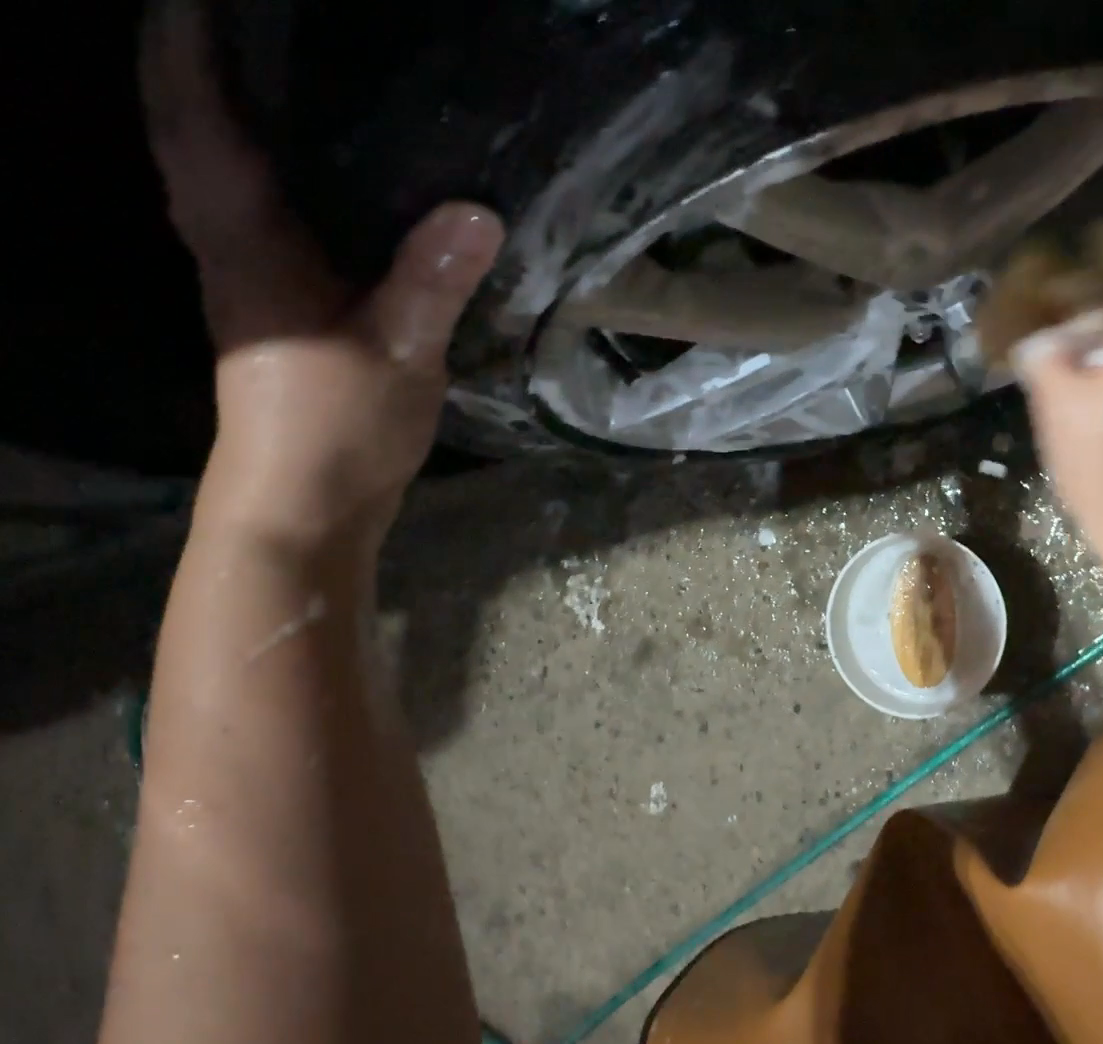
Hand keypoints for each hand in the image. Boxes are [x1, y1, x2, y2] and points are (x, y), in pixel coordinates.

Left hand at [142, 0, 503, 553]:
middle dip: (213, 73)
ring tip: (300, 79)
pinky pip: (270, 213)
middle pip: (201, 138)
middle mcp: (234, 248)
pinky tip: (340, 176)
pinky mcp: (284, 306)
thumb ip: (433, 280)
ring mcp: (254, 279)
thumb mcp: (398, 353)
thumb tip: (479, 211)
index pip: (199, 128)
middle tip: (266, 30)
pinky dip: (284, 175)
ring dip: (244, 119)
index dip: (190, 56)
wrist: (307, 501)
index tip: (207, 2)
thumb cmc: (334, 425)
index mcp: (246, 245)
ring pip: (230, 176)